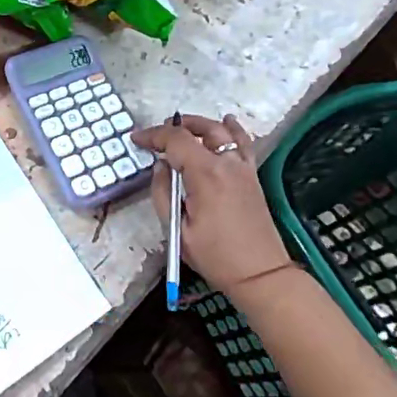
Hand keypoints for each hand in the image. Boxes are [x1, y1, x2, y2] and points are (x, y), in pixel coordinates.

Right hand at [132, 114, 292, 294]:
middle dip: (175, 127)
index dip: (153, 136)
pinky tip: (226, 121)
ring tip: (182, 127)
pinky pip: (243, 143)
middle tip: (157, 136)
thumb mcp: (177, 230)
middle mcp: (226, 163)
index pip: (176, 140)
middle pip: (200, 129)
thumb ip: (163, 193)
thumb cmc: (215, 256)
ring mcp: (243, 167)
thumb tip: (160, 167)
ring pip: (221, 131)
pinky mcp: (252, 175)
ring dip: (199, 124)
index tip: (136, 139)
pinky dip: (233, 129)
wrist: (260, 274)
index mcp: (205, 174)